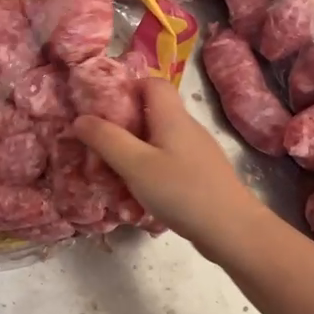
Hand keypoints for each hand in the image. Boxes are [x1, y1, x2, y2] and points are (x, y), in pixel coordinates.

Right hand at [74, 76, 268, 250]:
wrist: (233, 230)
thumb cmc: (182, 191)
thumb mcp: (135, 165)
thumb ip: (106, 139)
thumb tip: (80, 118)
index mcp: (172, 117)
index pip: (152, 83)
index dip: (127, 88)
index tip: (103, 108)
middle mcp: (187, 128)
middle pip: (153, 111)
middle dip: (123, 123)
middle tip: (99, 142)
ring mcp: (197, 152)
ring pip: (159, 138)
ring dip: (135, 148)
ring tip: (113, 168)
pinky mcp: (201, 174)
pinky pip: (169, 159)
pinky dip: (150, 167)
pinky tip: (140, 190)